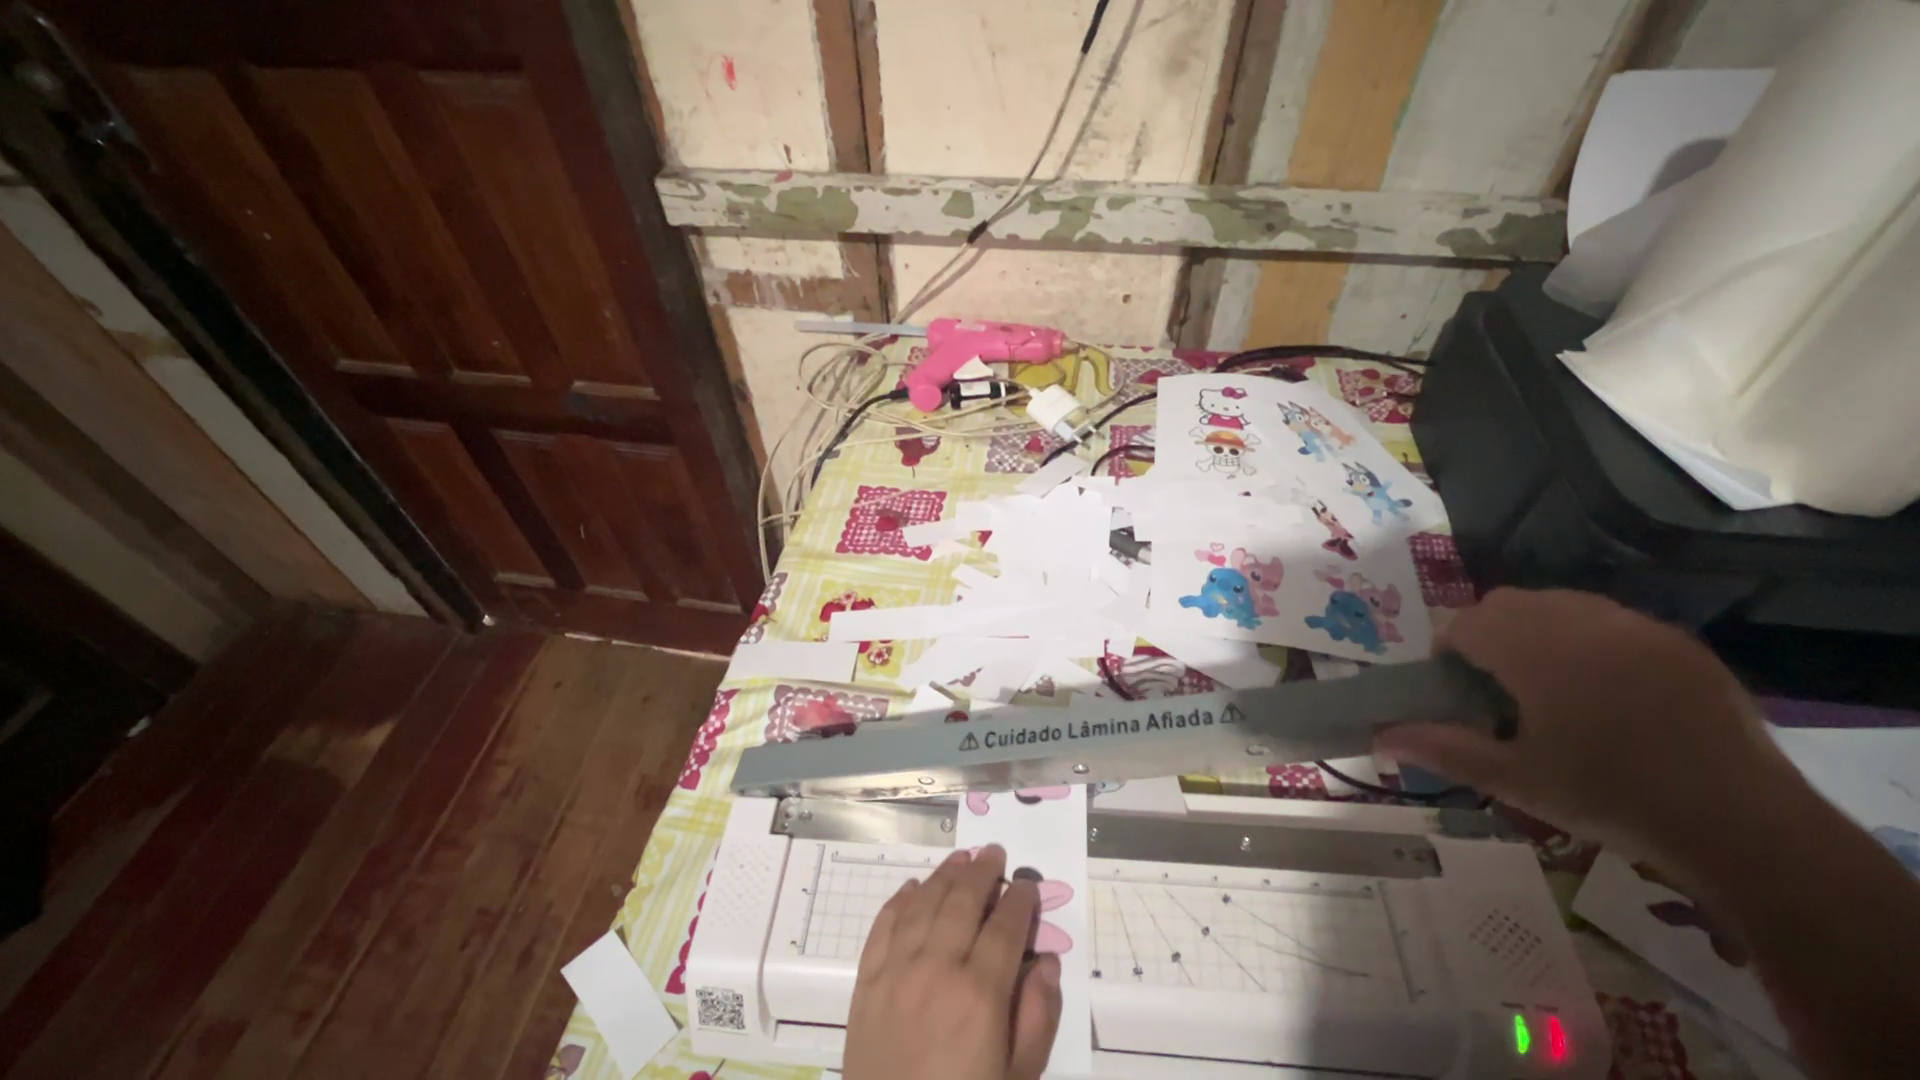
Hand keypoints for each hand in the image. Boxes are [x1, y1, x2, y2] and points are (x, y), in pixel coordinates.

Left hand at [843, 845, 1062, 1079]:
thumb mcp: (1019, 1077)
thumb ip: (1037, 1017)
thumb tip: (1045, 962)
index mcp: (980, 994)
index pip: (1005, 928)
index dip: (1020, 901)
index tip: (1029, 885)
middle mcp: (937, 969)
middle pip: (962, 902)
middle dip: (982, 872)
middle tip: (994, 852)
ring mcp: (896, 973)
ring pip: (922, 905)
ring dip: (943, 876)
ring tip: (960, 858)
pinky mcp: (865, 984)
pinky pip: (882, 928)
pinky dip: (898, 902)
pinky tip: (911, 888)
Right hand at [1376, 588, 1796, 867]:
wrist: (1740, 822)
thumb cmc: (1610, 799)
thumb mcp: (1516, 781)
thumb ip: (1444, 749)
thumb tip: (1380, 737)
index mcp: (1537, 653)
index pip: (1468, 622)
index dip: (1449, 650)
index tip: (1458, 690)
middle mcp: (1583, 624)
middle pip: (1509, 603)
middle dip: (1488, 633)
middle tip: (1496, 688)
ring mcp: (1637, 628)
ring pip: (1561, 605)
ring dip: (1536, 631)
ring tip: (1547, 687)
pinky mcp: (1678, 644)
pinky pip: (1612, 621)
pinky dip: (1588, 640)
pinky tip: (1606, 693)